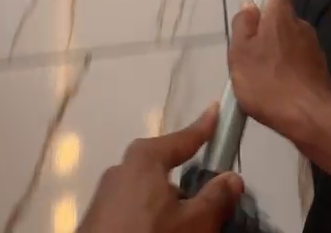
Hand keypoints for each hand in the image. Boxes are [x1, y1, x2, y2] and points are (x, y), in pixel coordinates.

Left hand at [79, 106, 243, 232]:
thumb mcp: (191, 224)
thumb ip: (215, 199)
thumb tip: (233, 178)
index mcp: (145, 158)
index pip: (184, 138)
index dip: (204, 127)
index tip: (215, 109)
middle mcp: (122, 167)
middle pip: (164, 164)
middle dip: (185, 175)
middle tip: (203, 190)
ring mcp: (106, 192)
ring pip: (147, 188)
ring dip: (165, 200)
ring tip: (180, 221)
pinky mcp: (97, 216)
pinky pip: (132, 205)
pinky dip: (148, 213)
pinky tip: (156, 227)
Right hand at [228, 0, 330, 142]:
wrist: (310, 120)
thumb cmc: (268, 84)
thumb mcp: (240, 56)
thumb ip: (242, 28)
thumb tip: (249, 7)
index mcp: (279, 17)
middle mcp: (300, 26)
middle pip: (279, 20)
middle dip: (267, 32)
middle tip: (252, 60)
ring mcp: (313, 48)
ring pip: (288, 43)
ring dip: (276, 55)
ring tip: (264, 84)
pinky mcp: (319, 69)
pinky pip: (296, 63)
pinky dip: (287, 72)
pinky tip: (279, 93)